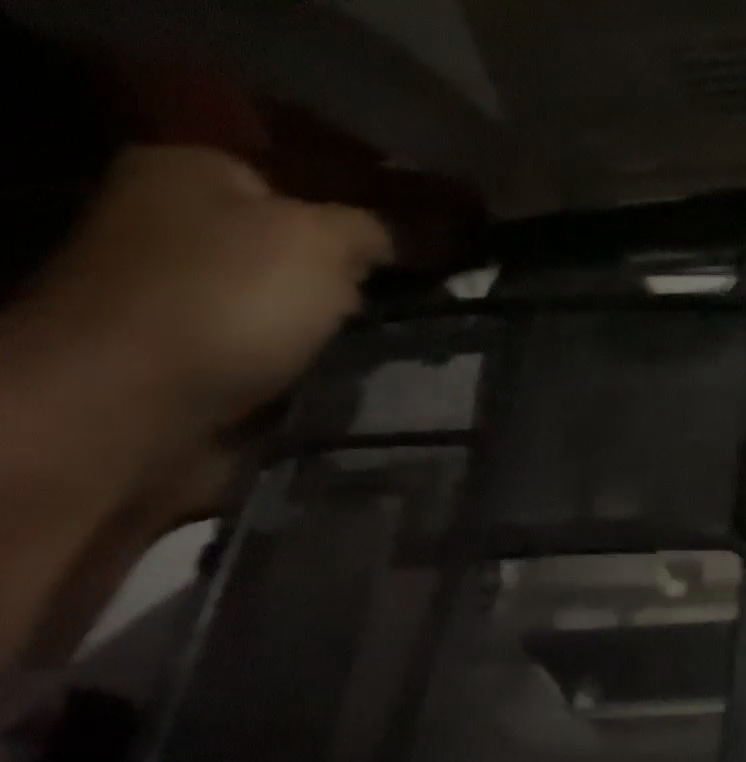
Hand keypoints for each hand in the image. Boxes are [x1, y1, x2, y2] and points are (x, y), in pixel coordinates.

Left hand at [7, 144, 391, 445]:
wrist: (135, 407)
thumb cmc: (228, 299)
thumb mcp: (322, 240)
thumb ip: (372, 231)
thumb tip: (404, 238)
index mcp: (188, 173)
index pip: (295, 187)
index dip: (359, 223)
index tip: (414, 262)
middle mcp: (171, 228)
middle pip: (292, 254)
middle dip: (349, 287)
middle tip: (408, 311)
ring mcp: (176, 301)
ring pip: (289, 314)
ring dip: (334, 338)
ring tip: (391, 353)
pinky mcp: (189, 366)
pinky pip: (275, 363)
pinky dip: (309, 376)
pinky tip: (345, 385)